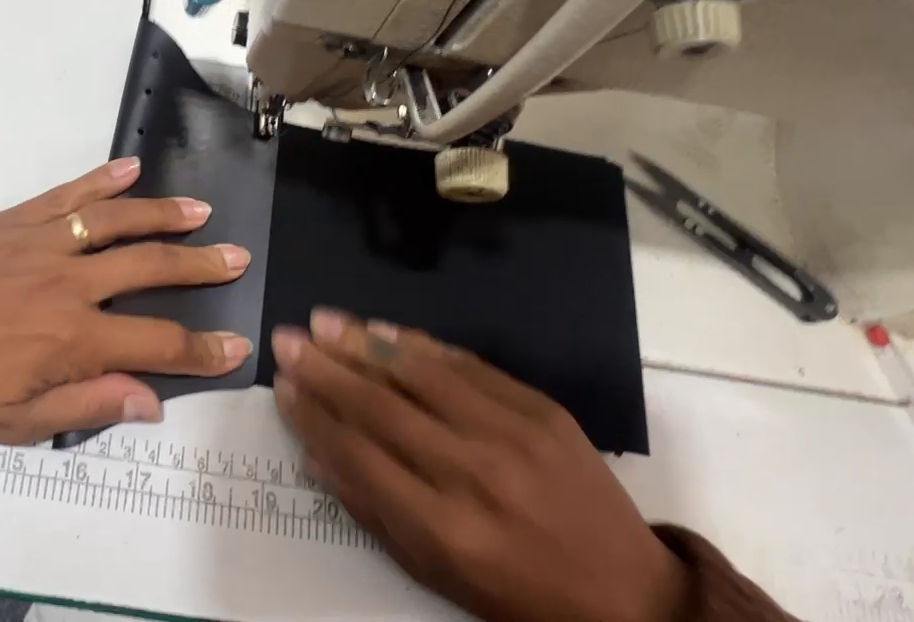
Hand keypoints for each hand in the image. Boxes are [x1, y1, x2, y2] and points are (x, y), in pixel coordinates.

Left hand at [0, 157, 253, 443]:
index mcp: (72, 339)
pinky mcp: (15, 220)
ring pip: (117, 221)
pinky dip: (101, 179)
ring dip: (163, 214)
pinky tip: (129, 168)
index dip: (203, 350)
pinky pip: (67, 194)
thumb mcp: (15, 423)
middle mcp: (69, 283)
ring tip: (200, 210)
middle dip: (201, 266)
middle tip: (237, 256)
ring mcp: (42, 243)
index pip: (158, 344)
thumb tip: (152, 401)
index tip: (237, 346)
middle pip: (151, 268)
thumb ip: (88, 405)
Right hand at [272, 311, 683, 621]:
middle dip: (324, 368)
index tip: (282, 387)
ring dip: (364, 342)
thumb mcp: (439, 575)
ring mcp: (512, 433)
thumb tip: (316, 456)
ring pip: (419, 373)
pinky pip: (467, 364)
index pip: (358, 455)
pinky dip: (420, 344)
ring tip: (322, 320)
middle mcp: (473, 472)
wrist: (631, 595)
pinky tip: (384, 328)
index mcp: (445, 527)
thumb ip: (374, 512)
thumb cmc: (519, 595)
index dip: (313, 416)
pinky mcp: (541, 408)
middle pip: (380, 407)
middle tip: (285, 338)